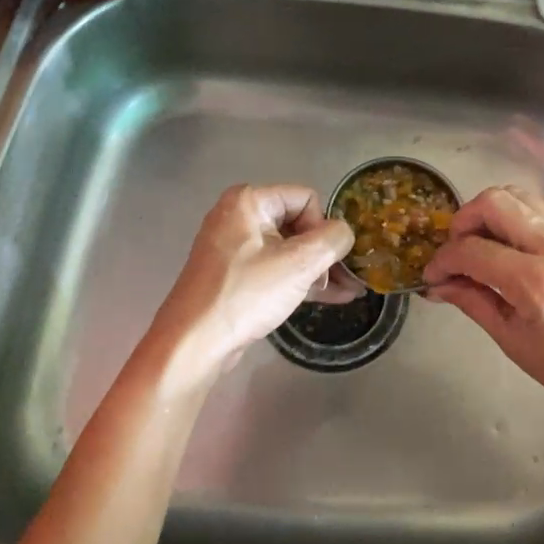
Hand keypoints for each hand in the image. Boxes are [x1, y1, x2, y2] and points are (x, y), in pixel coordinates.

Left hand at [152, 184, 360, 375]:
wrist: (194, 345)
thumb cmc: (245, 295)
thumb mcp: (298, 264)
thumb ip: (332, 240)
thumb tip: (345, 233)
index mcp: (249, 201)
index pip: (306, 199)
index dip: (322, 227)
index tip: (325, 259)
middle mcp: (239, 217)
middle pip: (298, 223)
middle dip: (324, 251)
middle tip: (343, 279)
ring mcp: (235, 248)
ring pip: (289, 249)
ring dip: (318, 269)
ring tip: (350, 289)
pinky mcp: (236, 276)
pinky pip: (276, 269)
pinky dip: (300, 280)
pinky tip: (333, 297)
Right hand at [423, 186, 543, 427]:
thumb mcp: (513, 341)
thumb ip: (473, 302)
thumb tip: (438, 285)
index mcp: (537, 283)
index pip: (473, 250)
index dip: (443, 260)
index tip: (432, 275)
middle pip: (493, 202)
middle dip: (462, 222)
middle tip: (454, 251)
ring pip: (516, 197)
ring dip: (487, 214)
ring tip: (477, 246)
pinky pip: (537, 210)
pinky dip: (512, 219)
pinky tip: (505, 248)